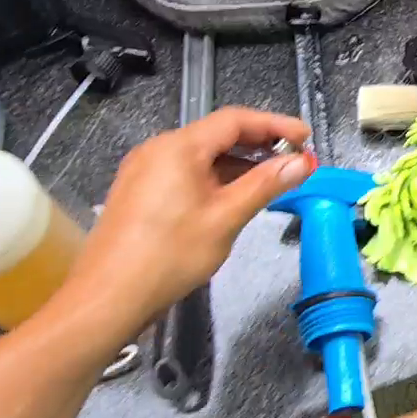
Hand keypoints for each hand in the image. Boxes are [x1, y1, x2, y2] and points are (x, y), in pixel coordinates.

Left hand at [61, 107, 312, 332]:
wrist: (109, 297)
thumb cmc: (171, 254)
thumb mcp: (227, 217)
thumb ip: (267, 184)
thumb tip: (303, 162)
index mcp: (178, 148)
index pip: (235, 120)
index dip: (276, 125)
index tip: (307, 138)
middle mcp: (159, 150)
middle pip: (219, 134)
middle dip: (261, 143)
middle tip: (296, 159)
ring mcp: (146, 170)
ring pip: (204, 154)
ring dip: (242, 161)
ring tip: (275, 178)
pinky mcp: (142, 190)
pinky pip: (188, 170)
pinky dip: (219, 175)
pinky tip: (238, 194)